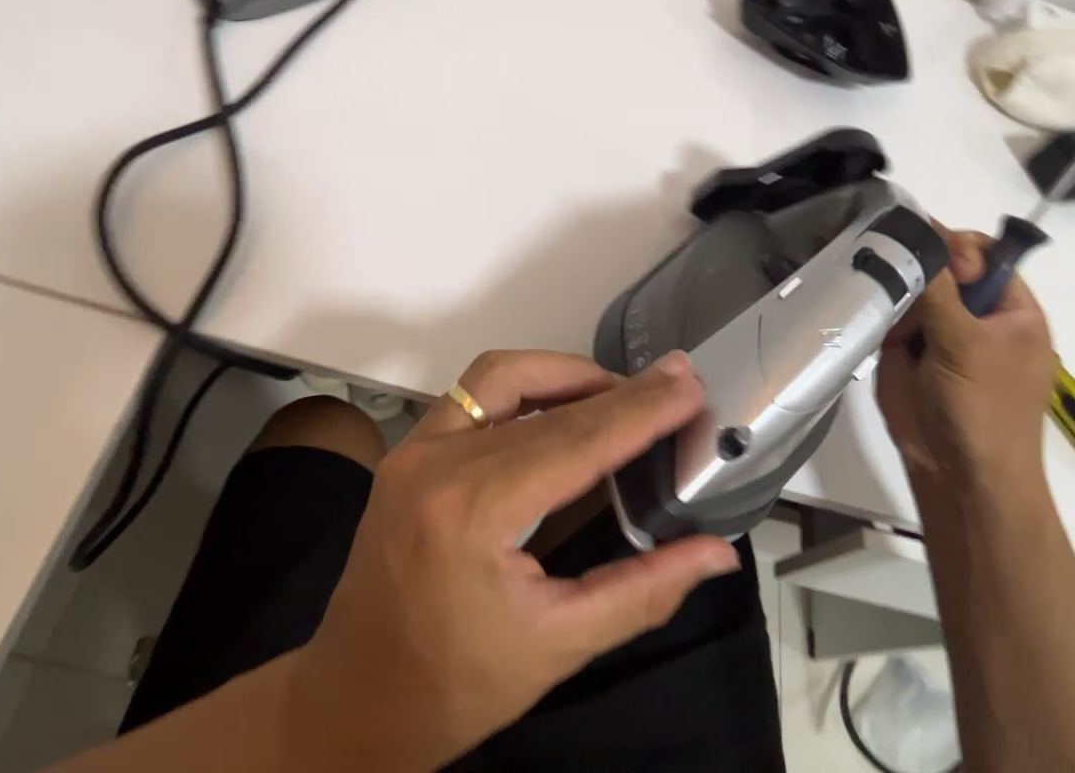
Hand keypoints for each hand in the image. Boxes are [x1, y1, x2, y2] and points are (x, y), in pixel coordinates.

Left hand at [289, 349, 739, 770]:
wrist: (355, 699)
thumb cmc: (457, 685)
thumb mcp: (559, 645)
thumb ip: (643, 591)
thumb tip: (719, 553)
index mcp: (473, 510)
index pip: (576, 440)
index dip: (640, 410)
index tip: (689, 383)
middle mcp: (436, 462)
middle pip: (546, 405)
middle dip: (617, 392)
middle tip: (674, 387)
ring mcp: (412, 451)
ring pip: (500, 376)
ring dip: (565, 375)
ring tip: (621, 397)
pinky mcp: (405, 454)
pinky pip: (471, 397)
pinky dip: (523, 390)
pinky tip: (561, 412)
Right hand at [876, 226, 1057, 492]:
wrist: (957, 474)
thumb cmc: (983, 409)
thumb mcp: (967, 344)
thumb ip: (941, 290)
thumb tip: (921, 235)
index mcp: (1011, 310)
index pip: (986, 254)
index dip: (959, 249)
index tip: (937, 262)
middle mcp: (975, 315)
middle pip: (943, 267)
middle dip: (920, 265)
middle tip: (900, 274)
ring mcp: (938, 334)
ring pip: (912, 290)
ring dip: (895, 286)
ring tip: (876, 287)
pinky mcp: (905, 352)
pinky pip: (890, 316)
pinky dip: (877, 309)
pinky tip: (865, 301)